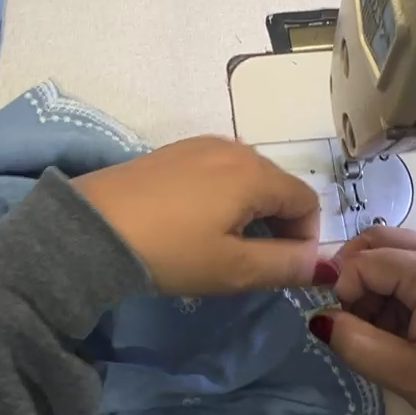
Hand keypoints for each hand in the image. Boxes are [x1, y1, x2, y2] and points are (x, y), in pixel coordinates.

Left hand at [72, 136, 320, 295]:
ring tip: (220, 245)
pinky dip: (222, 197)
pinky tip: (193, 224)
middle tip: (251, 263)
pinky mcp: (173, 151)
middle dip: (278, 224)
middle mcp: (234, 148)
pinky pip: (217, 171)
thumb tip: (325, 264)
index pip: (307, 200)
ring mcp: (200, 145)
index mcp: (256, 172)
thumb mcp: (232, 268)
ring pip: (247, 178)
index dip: (306, 238)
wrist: (91, 228)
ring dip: (249, 211)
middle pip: (278, 185)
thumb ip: (285, 265)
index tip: (282, 269)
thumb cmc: (170, 250)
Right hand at [314, 227, 415, 414]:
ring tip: (376, 328)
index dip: (344, 290)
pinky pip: (414, 266)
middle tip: (349, 317)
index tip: (346, 328)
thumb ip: (355, 343)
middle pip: (379, 240)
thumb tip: (319, 320)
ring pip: (395, 251)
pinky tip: (398, 327)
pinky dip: (394, 288)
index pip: (365, 260)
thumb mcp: (406, 375)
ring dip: (373, 281)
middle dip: (354, 274)